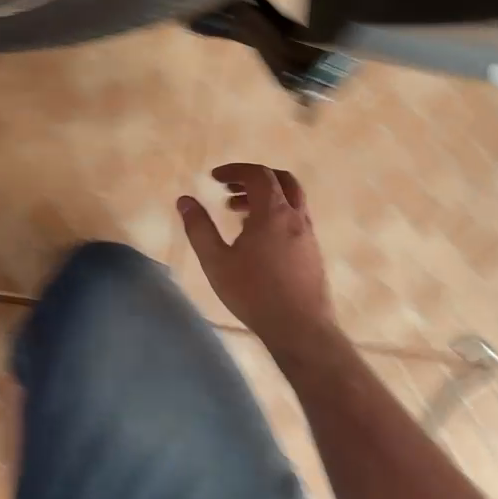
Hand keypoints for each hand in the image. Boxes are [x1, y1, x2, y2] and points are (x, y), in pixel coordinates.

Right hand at [178, 163, 338, 352]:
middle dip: (254, 178)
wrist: (300, 327)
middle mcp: (296, 217)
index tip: (214, 178)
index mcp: (273, 213)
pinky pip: (295, 219)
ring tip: (237, 213)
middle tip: (229, 189)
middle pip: (282, 180)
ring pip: (291, 200)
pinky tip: (256, 239)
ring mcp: (308, 235)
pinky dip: (275, 214)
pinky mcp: (312, 252)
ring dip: (265, 197)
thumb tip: (185, 200)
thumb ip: (199, 228)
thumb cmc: (253, 292)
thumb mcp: (216, 261)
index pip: (259, 175)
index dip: (235, 171)